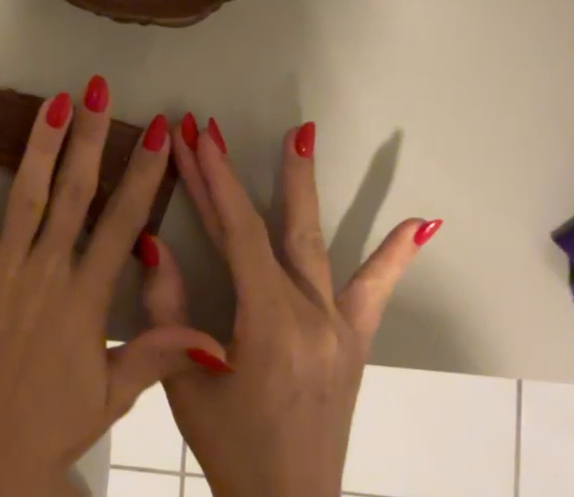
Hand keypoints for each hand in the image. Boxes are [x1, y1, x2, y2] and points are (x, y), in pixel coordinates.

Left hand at [0, 77, 225, 495]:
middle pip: (73, 192)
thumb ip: (158, 353)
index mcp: (88, 296)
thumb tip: (216, 336)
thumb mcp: (112, 394)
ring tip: (51, 101)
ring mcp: (2, 267)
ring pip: (25, 195)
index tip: (158, 129)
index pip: (125, 221)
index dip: (144, 172)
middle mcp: (47, 270)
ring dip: (39, 145)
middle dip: (88, 136)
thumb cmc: (50, 419)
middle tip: (97, 89)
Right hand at [140, 116, 440, 496]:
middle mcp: (313, 318)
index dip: (211, 181)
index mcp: (269, 326)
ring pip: (316, 245)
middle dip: (234, 174)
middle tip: (209, 127)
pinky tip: (421, 225)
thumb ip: (167, 307)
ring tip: (303, 135)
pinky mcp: (354, 344)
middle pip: (268, 229)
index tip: (192, 136)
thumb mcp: (181, 378)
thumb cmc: (228, 445)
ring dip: (302, 187)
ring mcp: (340, 329)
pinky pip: (373, 293)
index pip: (236, 234)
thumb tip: (152, 243)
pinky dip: (394, 256)